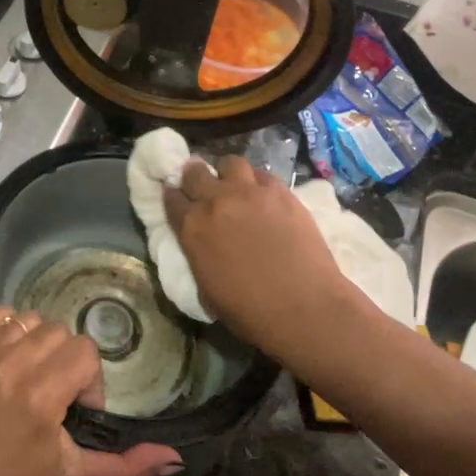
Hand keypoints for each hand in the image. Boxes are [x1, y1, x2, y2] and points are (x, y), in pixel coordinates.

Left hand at [0, 307, 182, 475]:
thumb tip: (174, 456)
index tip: (78, 410)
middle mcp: (11, 365)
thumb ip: (127, 468)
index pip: (84, 351)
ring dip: (38, 344)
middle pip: (59, 332)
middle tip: (57, 396)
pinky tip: (10, 353)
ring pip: (29, 320)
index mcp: (41, 394)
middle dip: (67, 362)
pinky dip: (7, 326)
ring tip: (33, 376)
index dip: (90, 381)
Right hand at [163, 156, 358, 362]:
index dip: (174, 196)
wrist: (305, 308)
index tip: (179, 199)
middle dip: (195, 177)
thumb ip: (198, 255)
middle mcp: (215, 201)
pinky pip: (263, 175)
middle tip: (205, 188)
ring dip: (229, 174)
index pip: (171, 198)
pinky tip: (266, 199)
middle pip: (195, 172)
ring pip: (230, 163)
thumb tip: (200, 245)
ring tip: (237, 188)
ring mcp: (249, 193)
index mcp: (192, 228)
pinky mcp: (280, 192)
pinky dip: (260, 183)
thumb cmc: (251, 312)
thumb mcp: (206, 288)